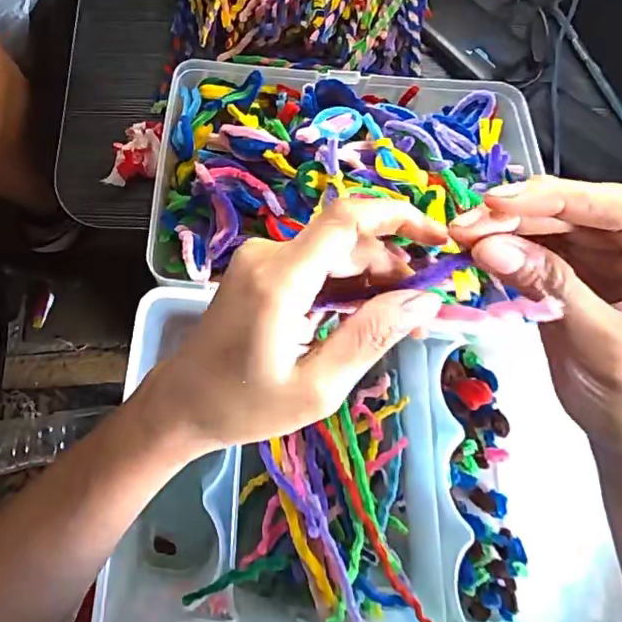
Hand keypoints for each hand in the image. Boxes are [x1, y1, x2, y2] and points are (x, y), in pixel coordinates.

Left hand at [144, 198, 447, 450]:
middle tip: (424, 313)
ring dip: (371, 278)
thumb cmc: (243, 406)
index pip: (345, 218)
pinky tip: (364, 315)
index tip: (440, 239)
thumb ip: (370, 337)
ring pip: (333, 252)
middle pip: (346, 240)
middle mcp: (269, 254)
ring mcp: (261, 259)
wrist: (181, 402)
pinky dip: (344, 284)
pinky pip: (313, 264)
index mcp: (280, 279)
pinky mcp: (260, 269)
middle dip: (393, 266)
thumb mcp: (317, 387)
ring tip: (400, 321)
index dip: (398, 216)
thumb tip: (424, 301)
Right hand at [449, 177, 621, 487]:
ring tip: (463, 235)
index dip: (558, 199)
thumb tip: (490, 244)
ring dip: (506, 230)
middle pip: (582, 214)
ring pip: (555, 228)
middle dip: (521, 216)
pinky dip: (507, 250)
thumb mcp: (610, 351)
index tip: (501, 201)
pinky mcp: (584, 280)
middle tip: (468, 223)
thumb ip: (553, 290)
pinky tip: (477, 249)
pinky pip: (540, 252)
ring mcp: (619, 265)